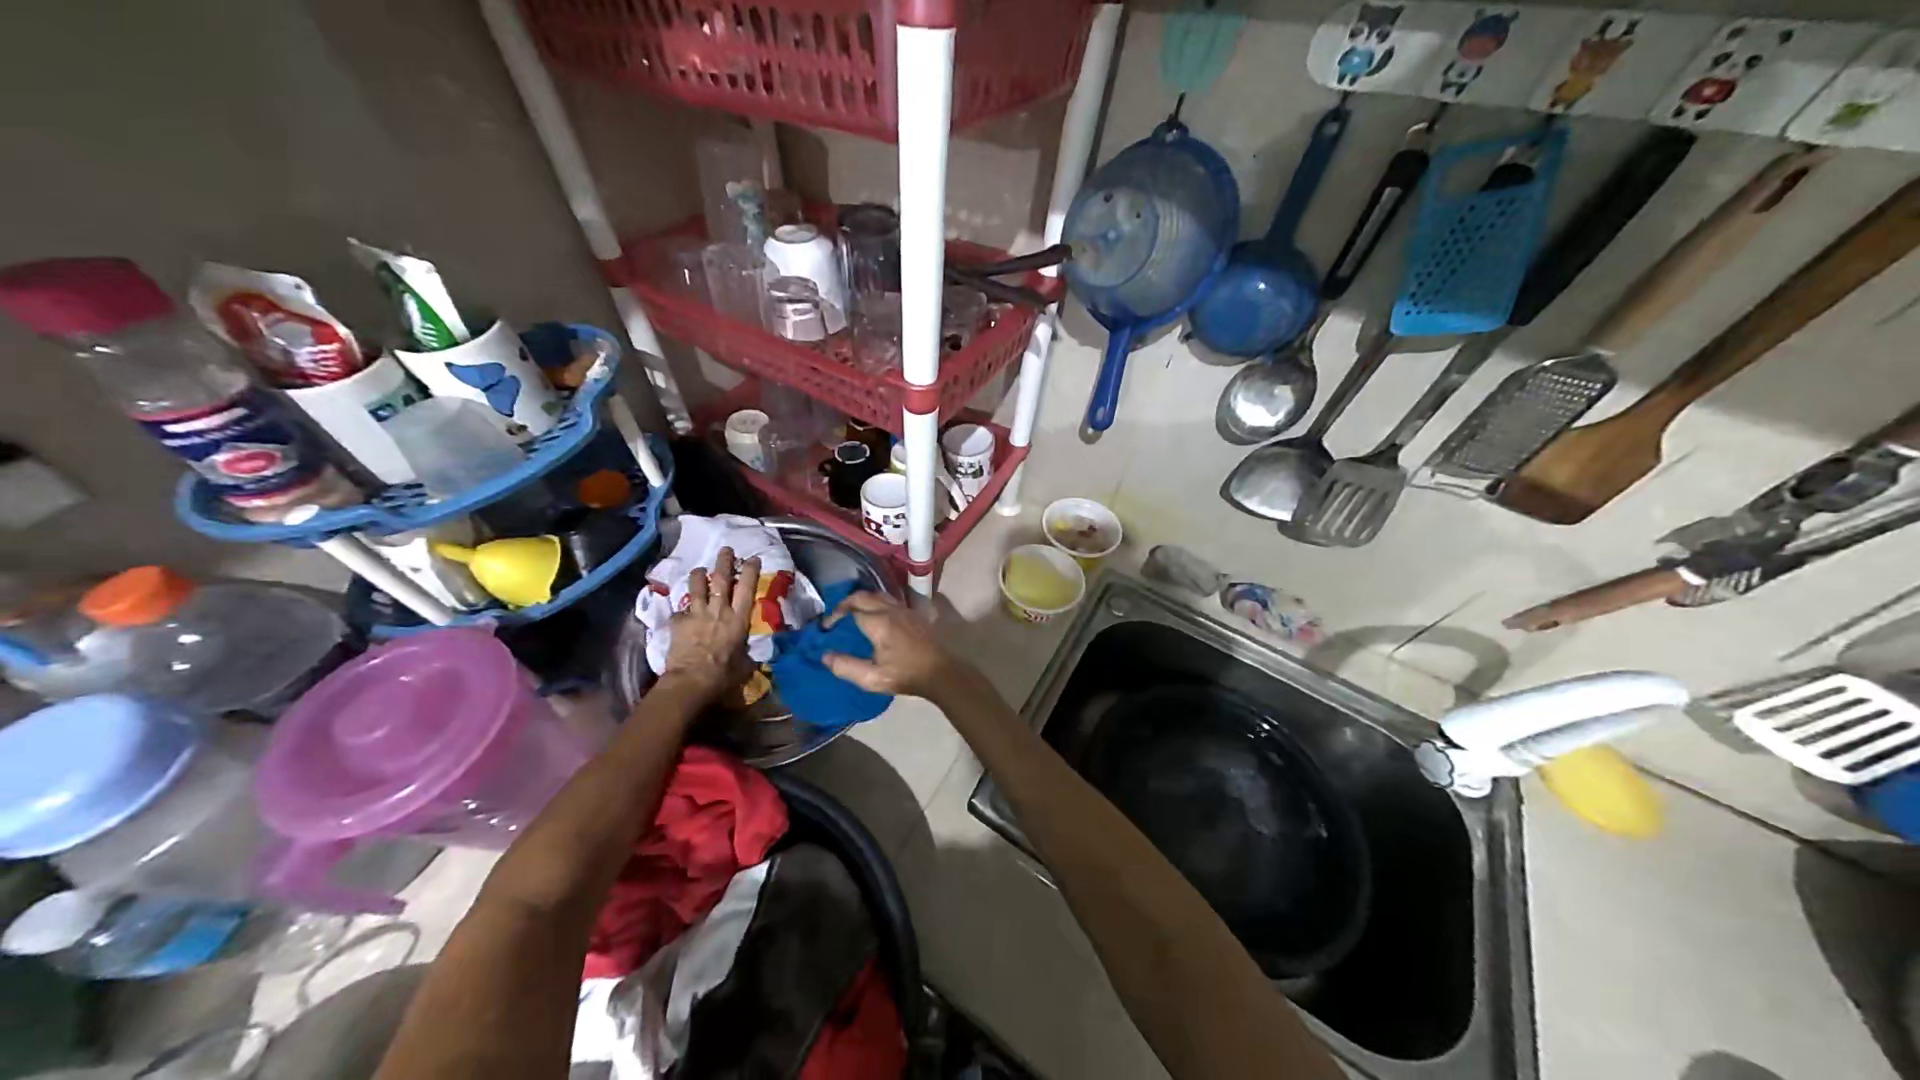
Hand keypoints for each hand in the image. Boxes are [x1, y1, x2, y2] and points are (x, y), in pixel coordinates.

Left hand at [661, 548, 760, 702]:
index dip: (750, 571)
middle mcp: (718, 610)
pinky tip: (682, 612)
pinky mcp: (678, 622)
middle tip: (726, 549)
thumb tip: (752, 654)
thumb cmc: (723, 675)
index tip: (753, 558)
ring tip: (700, 569)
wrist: (691, 681)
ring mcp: (696, 614)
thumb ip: (748, 654)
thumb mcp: (745, 665)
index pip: (747, 588)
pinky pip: (680, 611)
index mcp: (738, 619)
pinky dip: (682, 609)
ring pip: (697, 586)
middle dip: (724, 562)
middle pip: (721, 579)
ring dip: (699, 575)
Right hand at [821, 591, 971, 699]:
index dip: (836, 616)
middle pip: (864, 596)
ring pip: (879, 594)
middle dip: (846, 603)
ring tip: (853, 613)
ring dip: (863, 600)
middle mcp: (892, 610)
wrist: (941, 673)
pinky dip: (877, 602)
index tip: (827, 627)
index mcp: (880, 623)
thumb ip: (847, 667)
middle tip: (836, 616)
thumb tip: (826, 656)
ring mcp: (905, 610)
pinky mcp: (914, 614)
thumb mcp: (873, 678)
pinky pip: (891, 599)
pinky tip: (876, 615)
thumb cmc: (906, 676)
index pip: (851, 610)